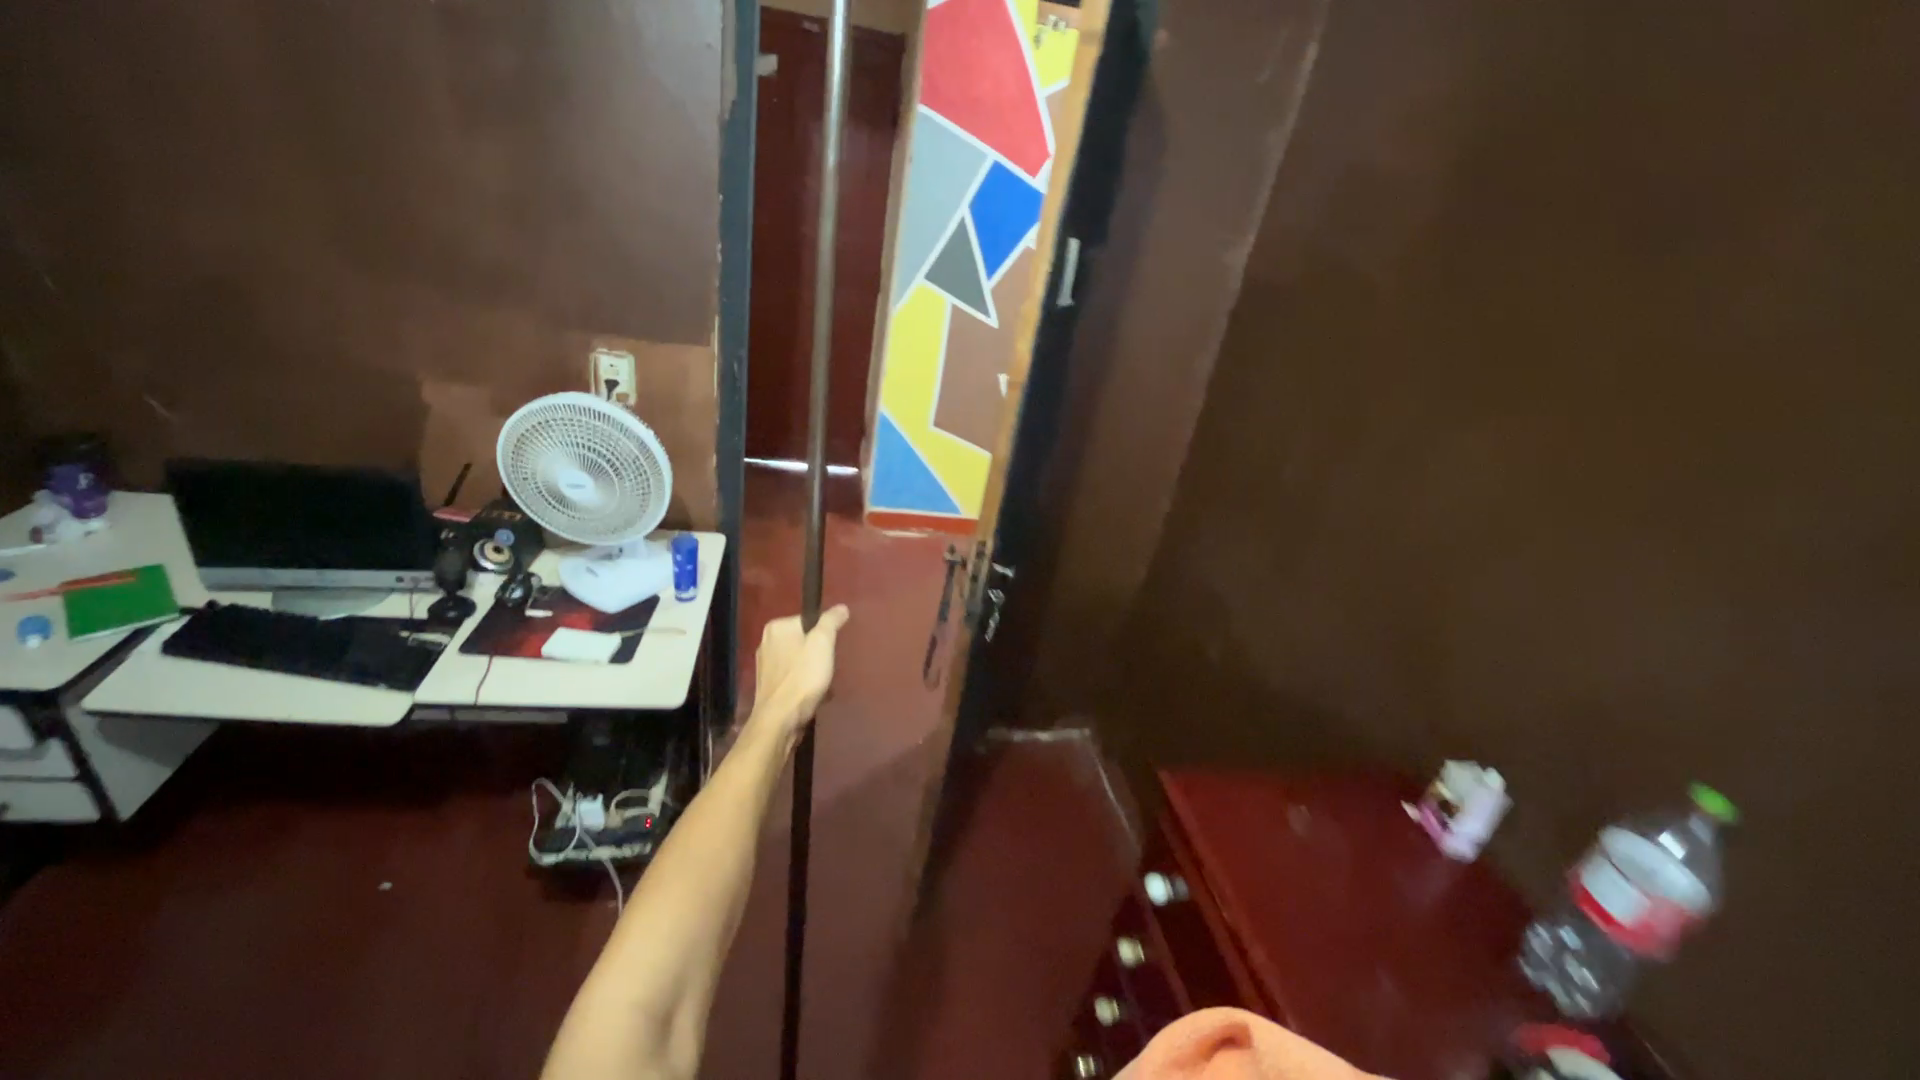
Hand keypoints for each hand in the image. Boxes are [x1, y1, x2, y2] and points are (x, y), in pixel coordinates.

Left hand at [752, 605, 849, 732]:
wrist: (780, 718)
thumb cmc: (803, 677)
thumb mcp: (823, 643)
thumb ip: (831, 621)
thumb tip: (841, 607)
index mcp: (776, 627)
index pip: (808, 621)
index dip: (823, 634)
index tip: (830, 650)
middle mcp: (766, 642)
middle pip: (803, 641)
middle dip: (818, 655)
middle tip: (828, 668)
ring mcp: (764, 666)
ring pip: (798, 661)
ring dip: (812, 671)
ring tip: (822, 685)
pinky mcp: (767, 686)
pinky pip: (792, 678)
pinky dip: (803, 684)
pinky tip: (812, 696)